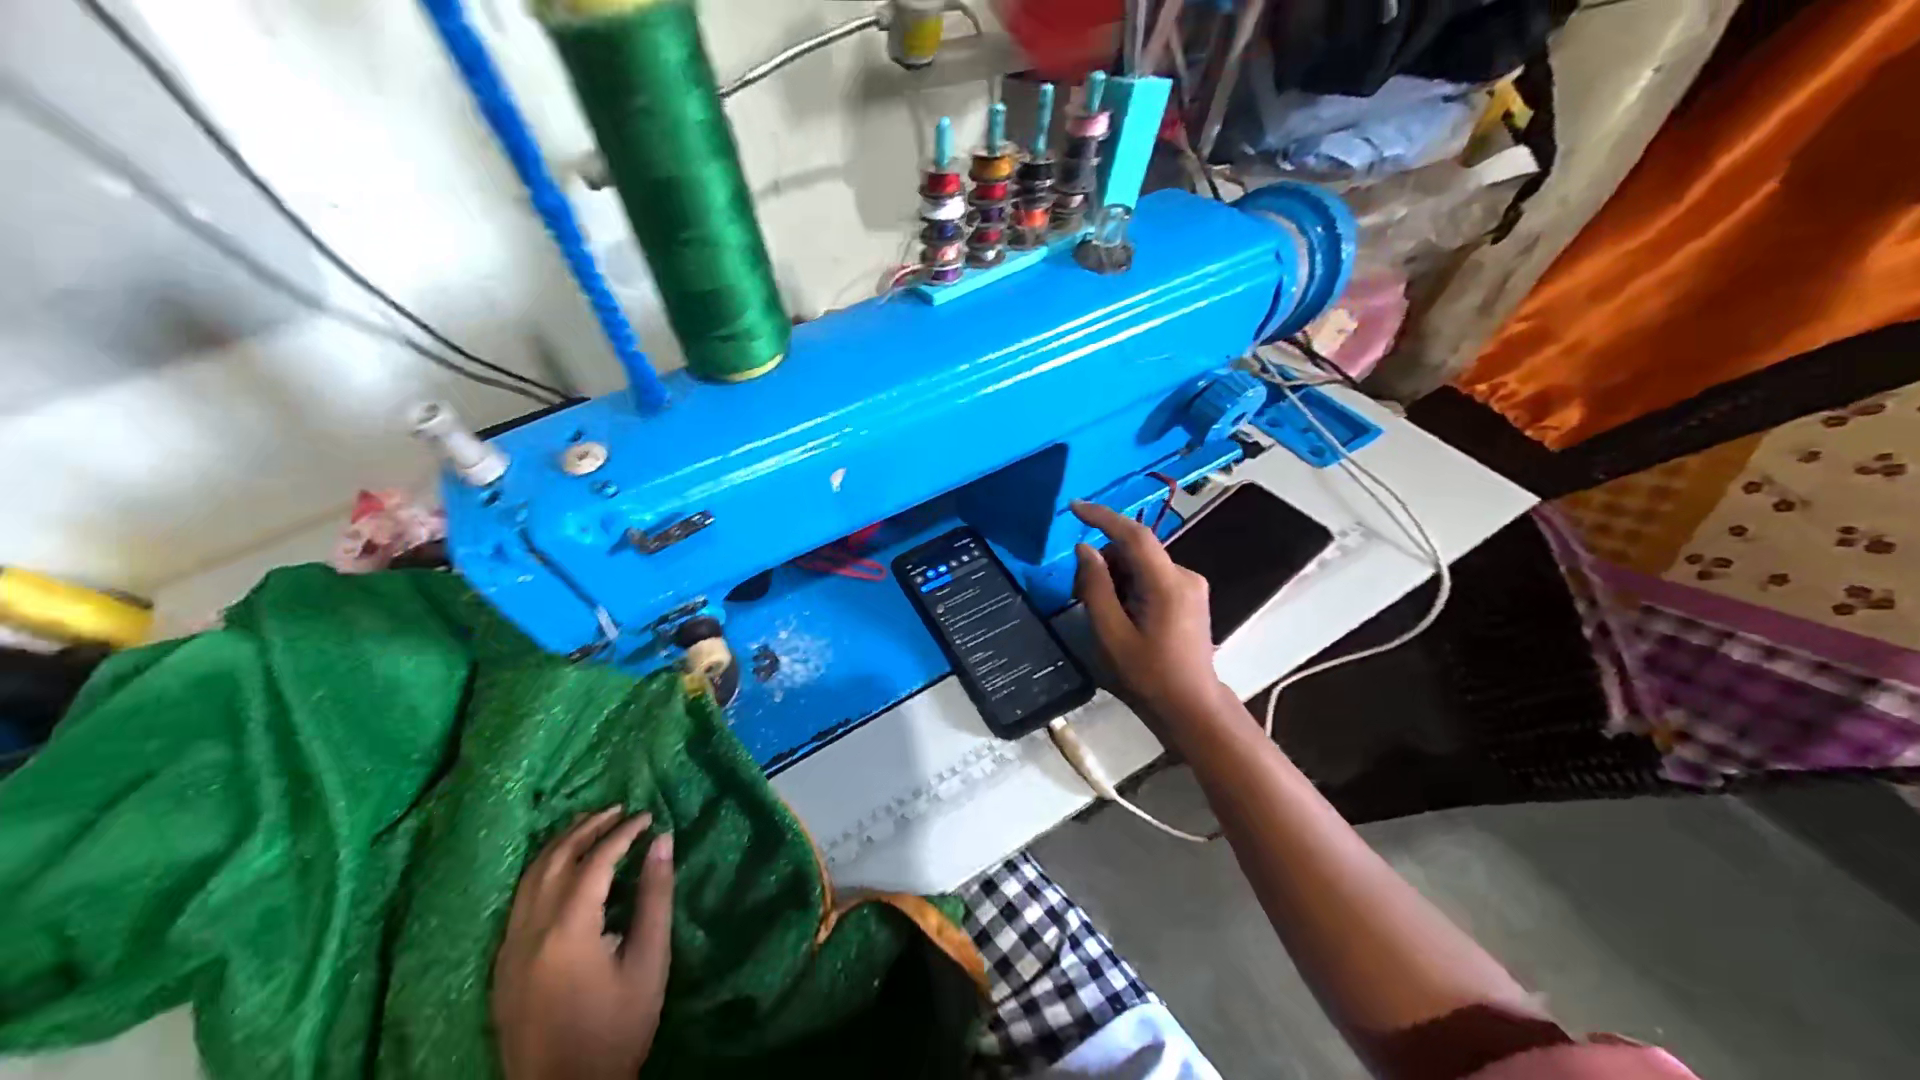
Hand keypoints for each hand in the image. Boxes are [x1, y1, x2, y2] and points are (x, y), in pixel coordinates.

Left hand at [493, 808, 674, 1079]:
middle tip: (619, 809)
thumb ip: (656, 897)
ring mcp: (509, 948)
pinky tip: (562, 867)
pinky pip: (520, 899)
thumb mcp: (649, 960)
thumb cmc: (617, 1027)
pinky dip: (543, 869)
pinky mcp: (502, 965)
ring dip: (561, 844)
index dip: (623, 833)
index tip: (648, 816)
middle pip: (555, 859)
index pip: (595, 861)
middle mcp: (529, 930)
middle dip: (588, 827)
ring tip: (591, 824)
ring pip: (530, 877)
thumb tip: (663, 841)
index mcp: (567, 929)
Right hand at [1071, 500, 1231, 720]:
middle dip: (1103, 563)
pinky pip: (1151, 576)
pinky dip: (1129, 585)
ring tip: (1099, 611)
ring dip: (1115, 577)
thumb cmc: (1149, 675)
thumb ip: (1096, 588)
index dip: (1103, 516)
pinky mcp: (1189, 595)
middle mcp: (1184, 576)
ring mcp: (1190, 585)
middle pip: (1134, 550)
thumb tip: (1084, 549)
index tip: (1074, 507)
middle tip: (1077, 594)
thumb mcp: (1111, 634)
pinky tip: (1119, 612)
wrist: (1191, 706)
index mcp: (1167, 584)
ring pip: (1141, 563)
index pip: (1135, 535)